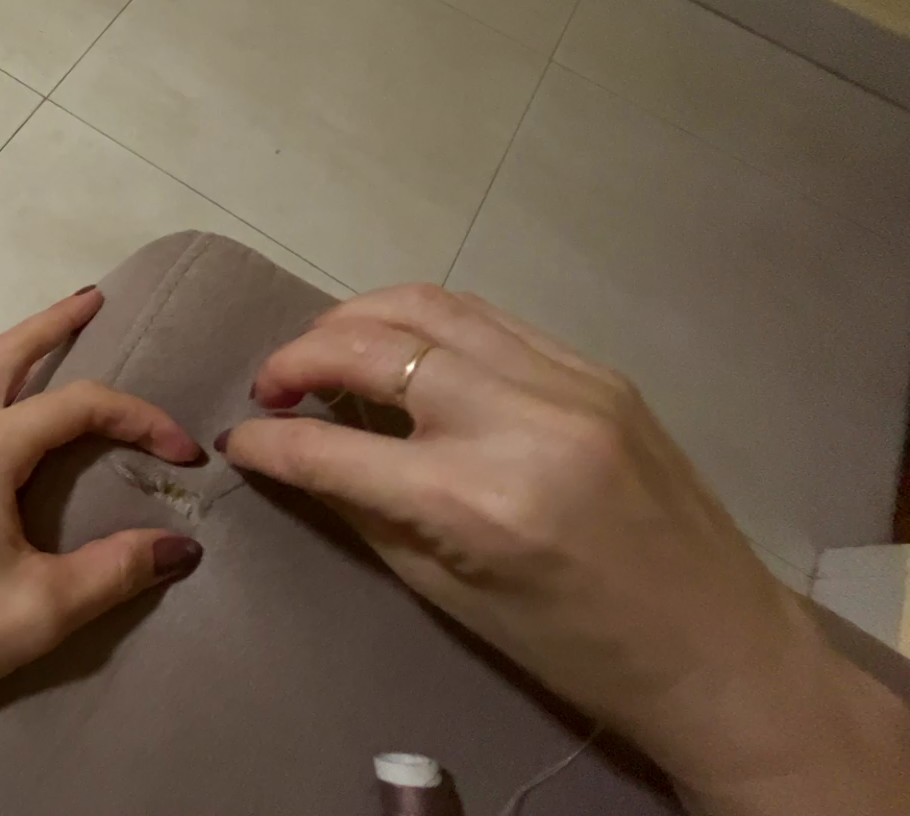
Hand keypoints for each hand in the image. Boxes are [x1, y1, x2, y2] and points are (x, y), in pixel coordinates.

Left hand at [0, 287, 204, 725]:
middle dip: (53, 322)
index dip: (140, 418)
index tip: (186, 454)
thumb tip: (180, 547)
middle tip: (93, 299)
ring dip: (15, 356)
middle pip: (5, 354)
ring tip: (51, 350)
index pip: (78, 406)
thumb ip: (116, 572)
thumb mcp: (39, 612)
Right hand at [218, 284, 908, 812]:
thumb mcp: (435, 586)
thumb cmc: (565, 643)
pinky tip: (393, 349)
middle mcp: (518, 424)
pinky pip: (478, 316)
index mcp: (475, 504)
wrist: (725, 656)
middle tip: (270, 386)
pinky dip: (413, 322)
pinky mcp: (593, 369)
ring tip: (321, 352)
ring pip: (421, 305)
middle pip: (368, 347)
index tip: (235, 437)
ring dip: (348, 320)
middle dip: (294, 359)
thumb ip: (350, 502)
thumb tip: (281, 452)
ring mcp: (566, 384)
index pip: (329, 448)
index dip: (266, 441)